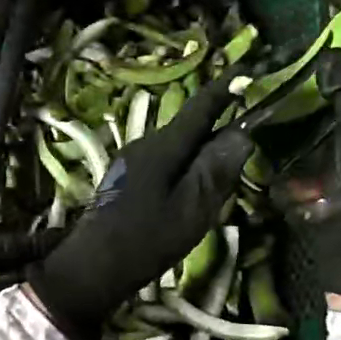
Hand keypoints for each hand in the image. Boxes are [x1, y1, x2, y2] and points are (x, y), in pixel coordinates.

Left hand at [27, 79, 253, 339]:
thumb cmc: (146, 239)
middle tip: (248, 126)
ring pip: (177, 145)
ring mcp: (132, 159)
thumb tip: (242, 134)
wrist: (92, 266)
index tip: (246, 73)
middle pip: (188, 126)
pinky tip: (192, 186)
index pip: (199, 108)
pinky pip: (165, 160)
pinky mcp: (126, 177)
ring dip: (201, 148)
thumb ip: (216, 170)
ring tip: (226, 163)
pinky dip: (185, 164)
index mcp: (163, 146)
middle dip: (217, 122)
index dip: (224, 91)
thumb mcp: (191, 208)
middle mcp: (145, 143)